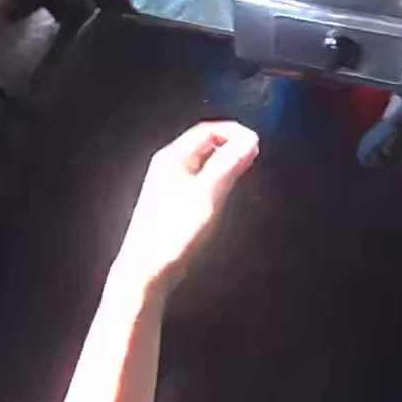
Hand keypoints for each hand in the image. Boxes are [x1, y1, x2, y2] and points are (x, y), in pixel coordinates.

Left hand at [113, 122, 258, 290]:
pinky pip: (199, 178)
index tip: (254, 142)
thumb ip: (229, 164)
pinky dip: (218, 177)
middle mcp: (169, 166)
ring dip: (226, 160)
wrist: (147, 271)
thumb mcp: (208, 193)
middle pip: (204, 143)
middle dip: (231, 144)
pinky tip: (226, 190)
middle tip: (253, 154)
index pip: (208, 129)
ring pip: (203, 162)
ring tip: (244, 168)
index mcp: (173, 157)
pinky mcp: (173, 203)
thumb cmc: (173, 233)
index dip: (234, 132)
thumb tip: (249, 141)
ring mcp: (169, 184)